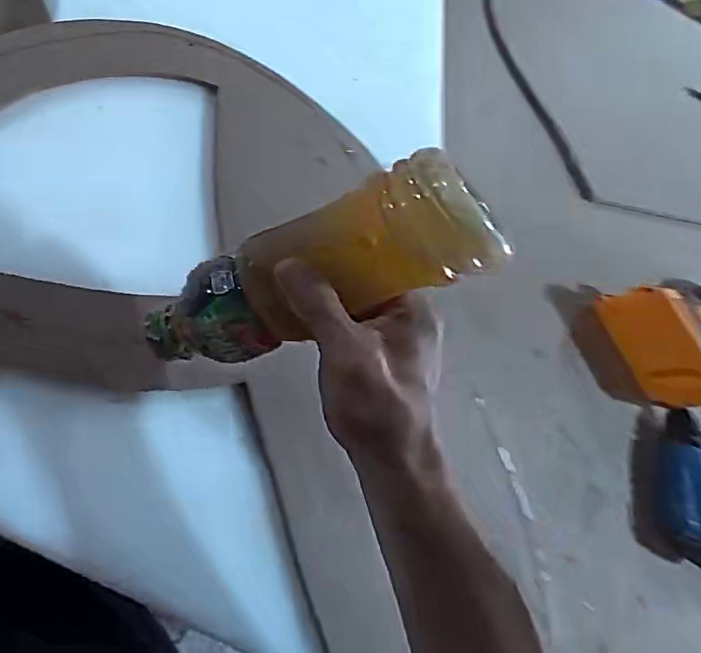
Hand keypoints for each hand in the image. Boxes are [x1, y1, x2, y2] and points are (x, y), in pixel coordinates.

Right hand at [274, 259, 444, 471]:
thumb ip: (319, 305)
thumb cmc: (377, 406)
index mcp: (412, 308)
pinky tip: (296, 309)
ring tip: (287, 275)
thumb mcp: (346, 350)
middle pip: (364, 277)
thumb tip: (288, 263)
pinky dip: (323, 312)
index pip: (382, 260)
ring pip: (353, 299)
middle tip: (290, 252)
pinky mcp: (375, 355)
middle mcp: (406, 317)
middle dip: (328, 266)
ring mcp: (391, 337)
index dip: (347, 244)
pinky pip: (347, 320)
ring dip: (323, 290)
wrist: (391, 466)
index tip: (312, 234)